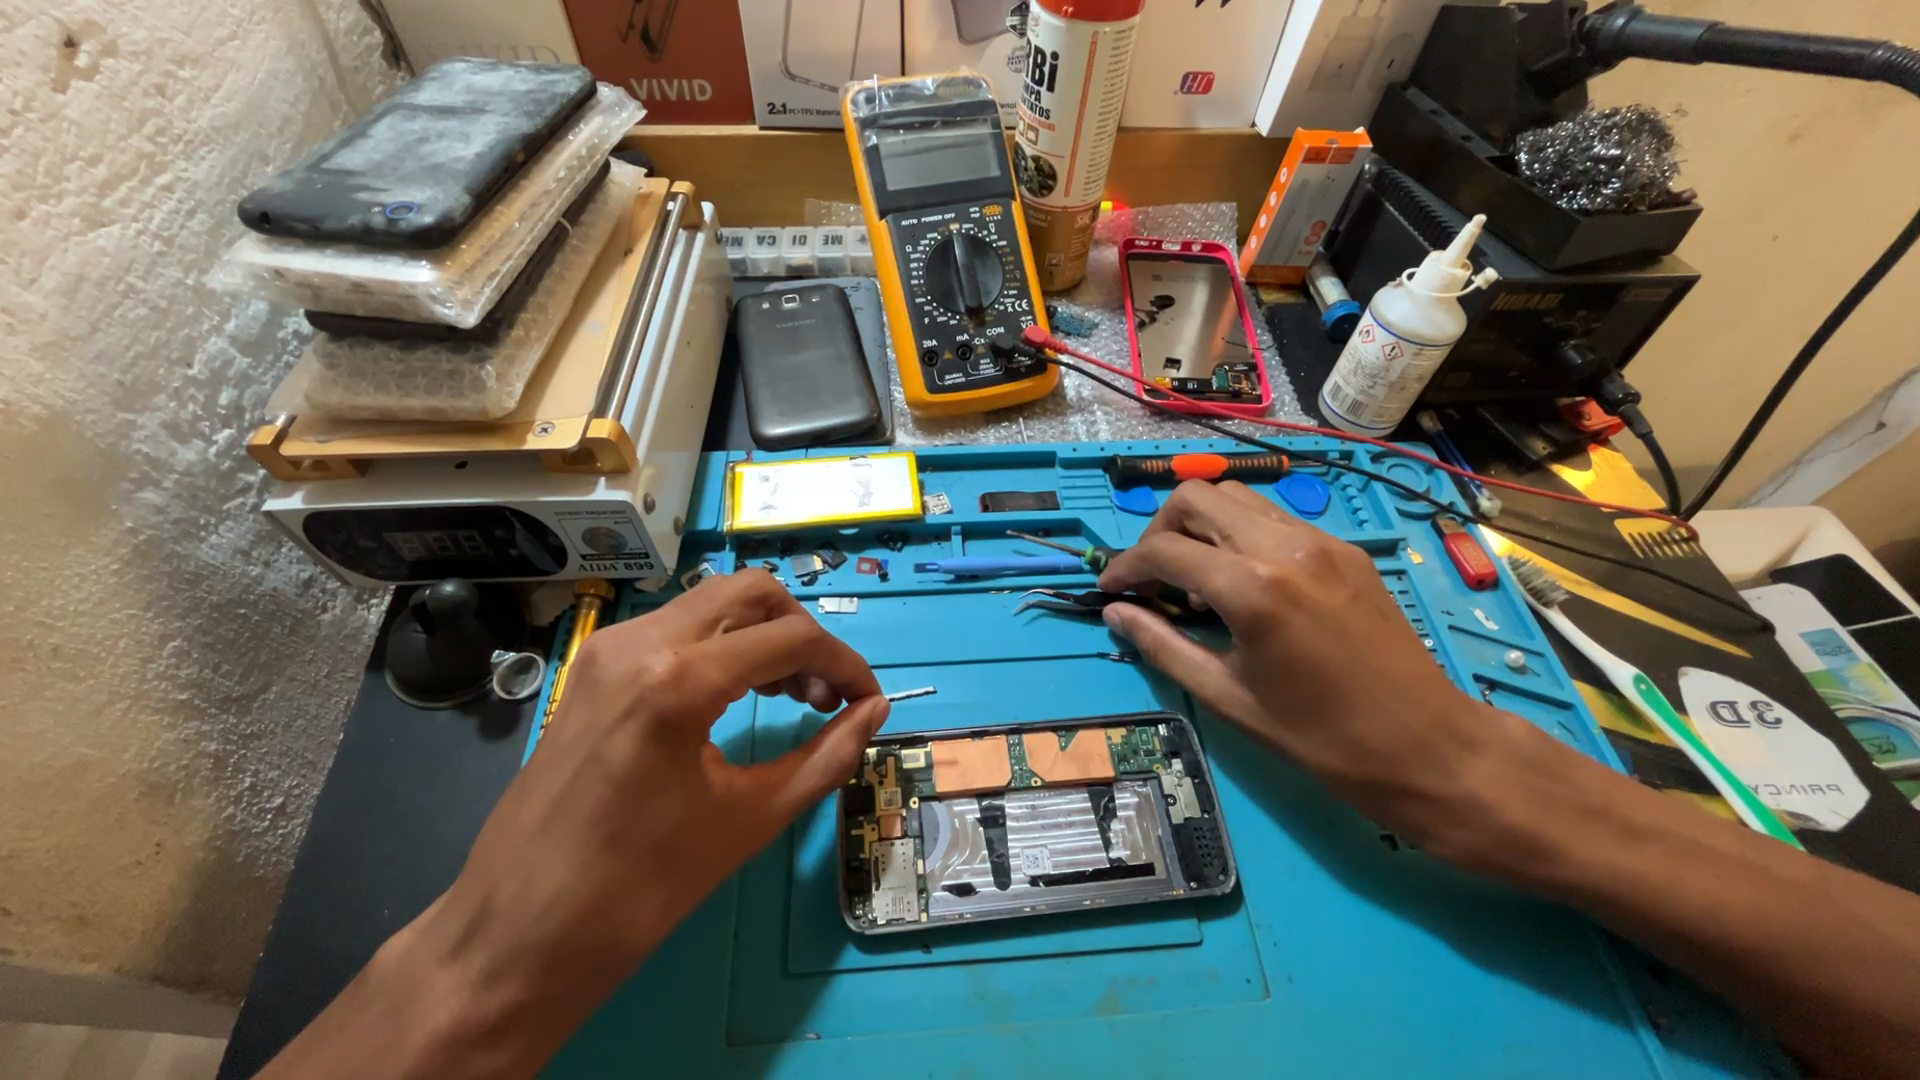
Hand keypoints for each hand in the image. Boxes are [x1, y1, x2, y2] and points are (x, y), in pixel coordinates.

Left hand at [436, 570, 887, 1001]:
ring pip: (712, 603)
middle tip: (825, 692)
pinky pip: (676, 628)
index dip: (845, 664)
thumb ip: (826, 756)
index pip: (791, 639)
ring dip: (764, 636)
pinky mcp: (593, 665)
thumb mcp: (751, 819)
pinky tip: (737, 695)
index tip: (868, 700)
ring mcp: (609, 648)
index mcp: (680, 681)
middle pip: (752, 592)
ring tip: (791, 697)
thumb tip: (876, 711)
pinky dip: (722, 646)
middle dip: (804, 634)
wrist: (519, 930)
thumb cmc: (641, 889)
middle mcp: (641, 642)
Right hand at [1097, 481, 1524, 843]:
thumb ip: (1163, 646)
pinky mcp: (1344, 550)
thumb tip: (1115, 615)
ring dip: (1199, 527)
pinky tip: (1242, 585)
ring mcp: (1320, 541)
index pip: (1164, 550)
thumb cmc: (1319, 737)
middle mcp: (1285, 546)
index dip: (1125, 568)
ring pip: (1236, 498)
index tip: (1109, 591)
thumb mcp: (1227, 698)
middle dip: (1158, 532)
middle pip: (1196, 498)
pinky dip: (1239, 535)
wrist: (1427, 746)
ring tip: (1195, 582)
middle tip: (1150, 580)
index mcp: (1252, 588)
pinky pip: (1273, 519)